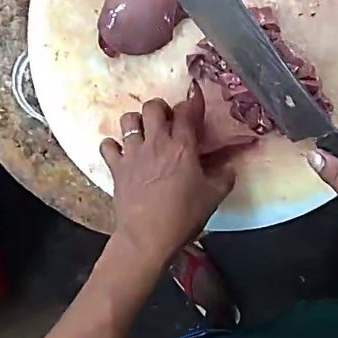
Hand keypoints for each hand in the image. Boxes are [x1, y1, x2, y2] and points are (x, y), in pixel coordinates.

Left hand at [101, 86, 234, 264]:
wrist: (148, 236)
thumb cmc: (184, 215)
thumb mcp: (214, 197)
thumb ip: (225, 177)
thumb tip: (230, 167)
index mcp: (183, 147)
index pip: (186, 111)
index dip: (191, 103)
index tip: (194, 101)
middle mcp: (156, 143)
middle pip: (153, 106)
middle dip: (161, 108)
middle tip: (167, 122)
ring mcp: (133, 153)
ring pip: (128, 119)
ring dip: (137, 121)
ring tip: (144, 133)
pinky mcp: (116, 167)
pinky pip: (107, 145)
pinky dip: (113, 145)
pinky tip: (122, 153)